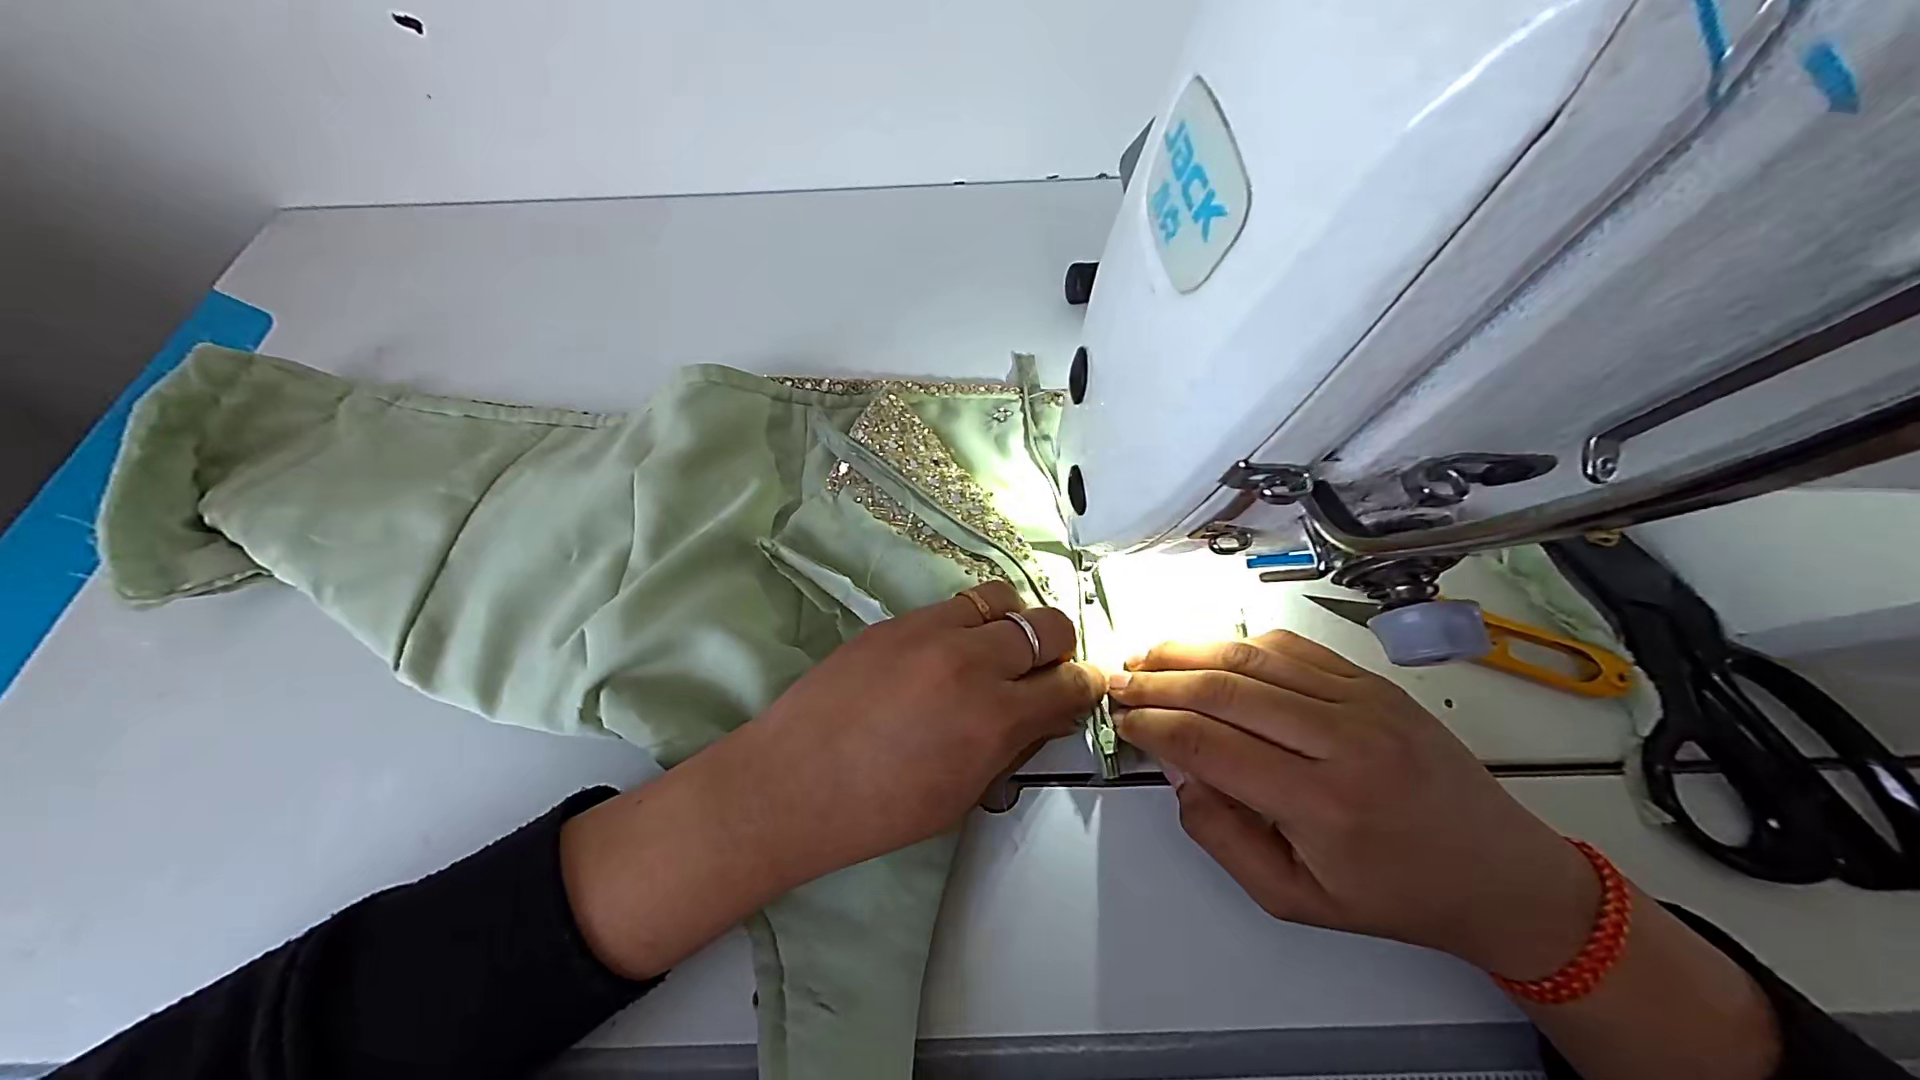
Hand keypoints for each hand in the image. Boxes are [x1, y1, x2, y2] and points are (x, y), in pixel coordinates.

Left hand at [561, 580, 1102, 977]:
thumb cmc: (879, 810)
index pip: (1069, 682)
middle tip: (1044, 669)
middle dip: (1059, 647)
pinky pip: (953, 606)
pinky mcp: (894, 620)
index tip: (1084, 689)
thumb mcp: (962, 794)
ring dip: (1014, 622)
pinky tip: (950, 650)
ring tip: (1000, 648)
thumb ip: (1013, 745)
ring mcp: (928, 631)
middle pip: (1046, 625)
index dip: (1086, 686)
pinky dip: (970, 622)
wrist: (790, 783)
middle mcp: (969, 660)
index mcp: (993, 715)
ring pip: (1001, 598)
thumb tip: (1046, 713)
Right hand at [1109, 630, 1598, 978]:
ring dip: (1189, 651)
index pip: (1208, 743)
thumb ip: (1221, 837)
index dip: (1152, 725)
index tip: (1123, 720)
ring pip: (1251, 656)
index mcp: (1322, 804)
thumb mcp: (1294, 898)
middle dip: (1157, 680)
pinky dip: (1239, 643)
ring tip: (1148, 656)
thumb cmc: (1396, 894)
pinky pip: (1291, 646)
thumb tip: (1178, 773)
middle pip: (1222, 689)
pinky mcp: (1373, 682)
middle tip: (1120, 679)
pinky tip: (1209, 651)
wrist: (1501, 874)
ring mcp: (1362, 702)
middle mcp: (1343, 741)